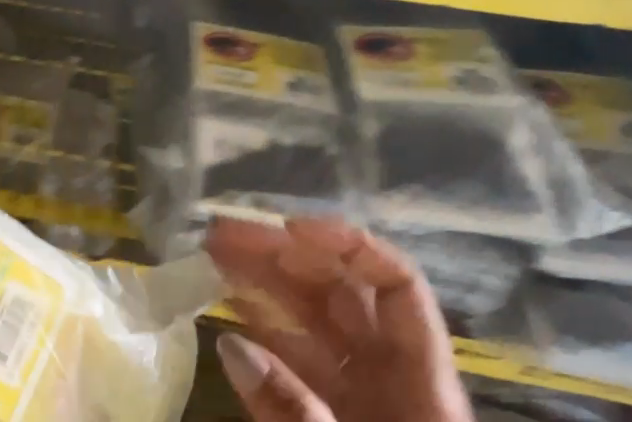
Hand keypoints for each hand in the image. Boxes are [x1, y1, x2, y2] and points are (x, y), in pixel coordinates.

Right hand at [206, 217, 473, 421]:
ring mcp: (357, 399)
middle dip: (280, 255)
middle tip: (218, 235)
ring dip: (261, 282)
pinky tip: (224, 312)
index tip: (287, 228)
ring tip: (210, 257)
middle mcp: (391, 379)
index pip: (395, 287)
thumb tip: (231, 346)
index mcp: (421, 385)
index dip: (346, 245)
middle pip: (341, 293)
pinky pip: (292, 360)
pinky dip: (258, 330)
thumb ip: (295, 416)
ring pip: (309, 320)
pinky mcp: (326, 418)